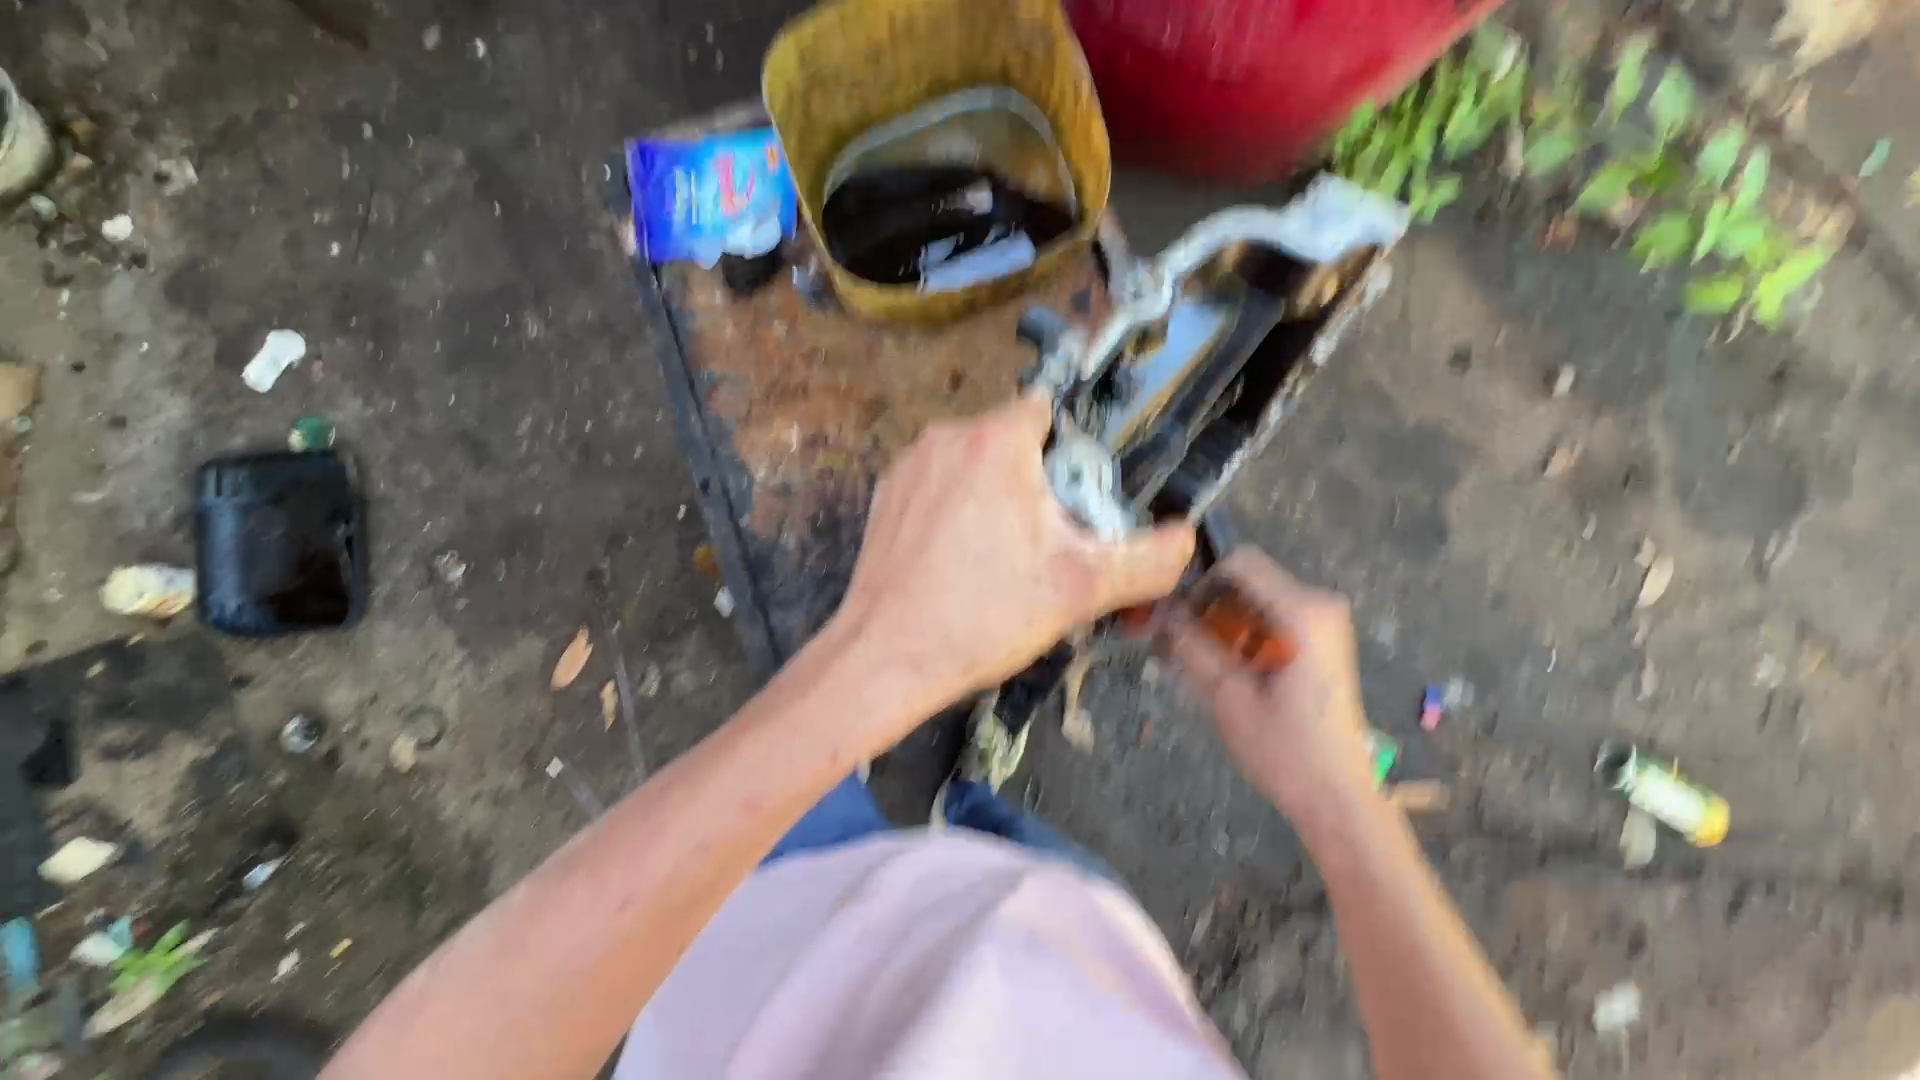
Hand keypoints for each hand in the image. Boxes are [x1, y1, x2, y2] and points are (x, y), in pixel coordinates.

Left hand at [831, 392, 1194, 721]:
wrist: (885, 658)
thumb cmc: (981, 617)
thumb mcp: (1081, 590)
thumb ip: (1148, 560)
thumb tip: (1186, 539)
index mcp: (994, 441)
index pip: (1048, 410)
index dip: (1071, 451)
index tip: (1075, 499)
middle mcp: (945, 437)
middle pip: (1011, 440)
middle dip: (1035, 480)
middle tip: (1043, 543)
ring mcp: (908, 466)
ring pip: (972, 464)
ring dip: (994, 496)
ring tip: (999, 560)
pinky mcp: (884, 498)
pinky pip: (937, 487)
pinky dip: (954, 512)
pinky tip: (958, 565)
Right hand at [1162, 550, 1375, 823]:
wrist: (1337, 796)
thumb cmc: (1284, 750)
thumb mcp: (1226, 695)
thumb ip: (1190, 644)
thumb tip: (1161, 610)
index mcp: (1302, 611)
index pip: (1239, 563)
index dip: (1201, 585)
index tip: (1179, 621)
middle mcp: (1319, 605)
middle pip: (1246, 583)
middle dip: (1207, 611)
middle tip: (1175, 650)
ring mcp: (1324, 623)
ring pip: (1254, 603)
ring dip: (1221, 628)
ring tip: (1196, 668)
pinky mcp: (1321, 642)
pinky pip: (1270, 621)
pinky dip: (1242, 639)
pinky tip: (1227, 676)